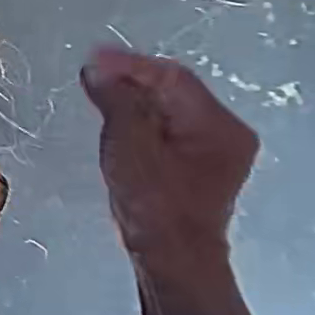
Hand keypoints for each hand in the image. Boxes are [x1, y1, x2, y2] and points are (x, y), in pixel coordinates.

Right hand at [80, 46, 258, 273]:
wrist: (172, 254)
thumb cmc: (152, 199)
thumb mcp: (128, 144)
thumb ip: (117, 101)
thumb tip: (98, 68)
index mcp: (218, 125)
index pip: (172, 76)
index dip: (129, 63)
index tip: (90, 59)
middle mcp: (226, 130)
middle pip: (174, 87)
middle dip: (130, 75)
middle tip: (89, 71)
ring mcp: (215, 146)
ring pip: (169, 103)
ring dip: (132, 92)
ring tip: (95, 87)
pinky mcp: (197, 159)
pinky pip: (167, 120)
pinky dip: (139, 110)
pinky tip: (114, 111)